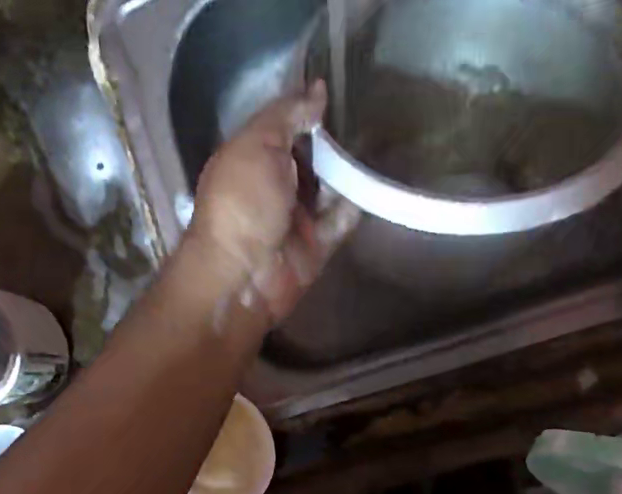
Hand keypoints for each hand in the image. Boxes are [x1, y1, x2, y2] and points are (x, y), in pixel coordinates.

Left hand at [183, 82, 360, 322]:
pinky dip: (355, 205)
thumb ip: (287, 114)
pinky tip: (374, 180)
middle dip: (335, 141)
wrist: (241, 277)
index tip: (339, 89)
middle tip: (368, 114)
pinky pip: (341, 221)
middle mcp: (273, 187)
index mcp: (250, 159)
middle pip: (312, 157)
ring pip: (330, 188)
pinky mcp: (316, 247)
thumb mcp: (256, 143)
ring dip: (349, 171)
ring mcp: (296, 219)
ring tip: (380, 141)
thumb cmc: (241, 204)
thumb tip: (317, 89)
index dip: (307, 110)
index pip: (284, 128)